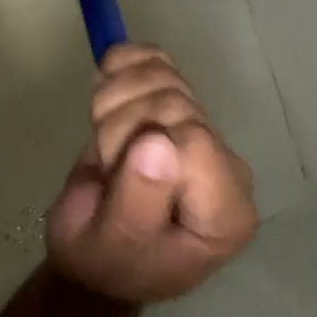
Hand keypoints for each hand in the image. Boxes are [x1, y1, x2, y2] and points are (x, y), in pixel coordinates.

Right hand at [43, 45, 257, 303]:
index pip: (192, 140)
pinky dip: (123, 63)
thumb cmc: (105, 259)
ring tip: (107, 144)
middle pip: (173, 102)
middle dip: (121, 127)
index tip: (115, 181)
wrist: (91, 247)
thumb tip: (158, 141)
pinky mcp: (178, 102)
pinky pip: (156, 58)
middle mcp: (225, 165)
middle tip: (108, 169)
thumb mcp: (114, 245)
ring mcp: (203, 130)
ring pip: (161, 74)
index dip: (140, 146)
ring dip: (116, 99)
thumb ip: (138, 200)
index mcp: (225, 210)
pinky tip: (109, 86)